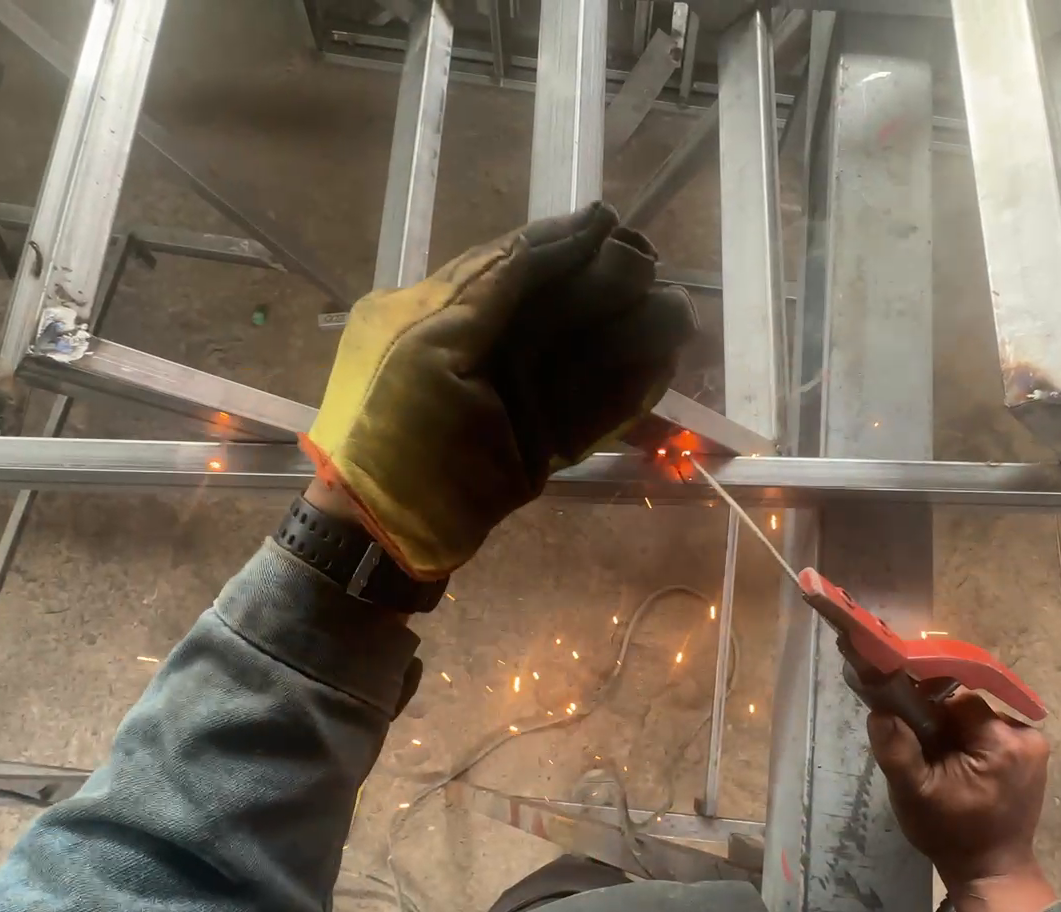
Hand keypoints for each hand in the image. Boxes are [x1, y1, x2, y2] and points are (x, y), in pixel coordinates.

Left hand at [303, 203, 695, 579]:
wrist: (383, 535)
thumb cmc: (392, 432)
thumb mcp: (427, 343)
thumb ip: (488, 288)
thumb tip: (553, 236)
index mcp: (446, 314)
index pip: (513, 265)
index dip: (561, 245)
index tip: (609, 226)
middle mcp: (486, 348)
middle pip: (557, 307)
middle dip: (605, 289)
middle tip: (650, 271)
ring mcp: (517, 399)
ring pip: (582, 356)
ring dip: (629, 336)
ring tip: (677, 316)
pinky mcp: (542, 443)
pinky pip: (592, 411)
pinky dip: (627, 391)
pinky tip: (661, 366)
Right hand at [868, 692, 1057, 911]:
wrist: (991, 872)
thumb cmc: (951, 833)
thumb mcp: (913, 793)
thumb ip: (896, 749)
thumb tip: (880, 711)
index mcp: (1002, 741)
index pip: (956, 699)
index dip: (927, 710)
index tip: (911, 731)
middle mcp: (1027, 736)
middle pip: (968, 709)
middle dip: (942, 725)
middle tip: (925, 754)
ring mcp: (1034, 748)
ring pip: (978, 720)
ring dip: (955, 734)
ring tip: (942, 765)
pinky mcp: (1031, 759)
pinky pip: (990, 734)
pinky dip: (971, 744)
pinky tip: (960, 769)